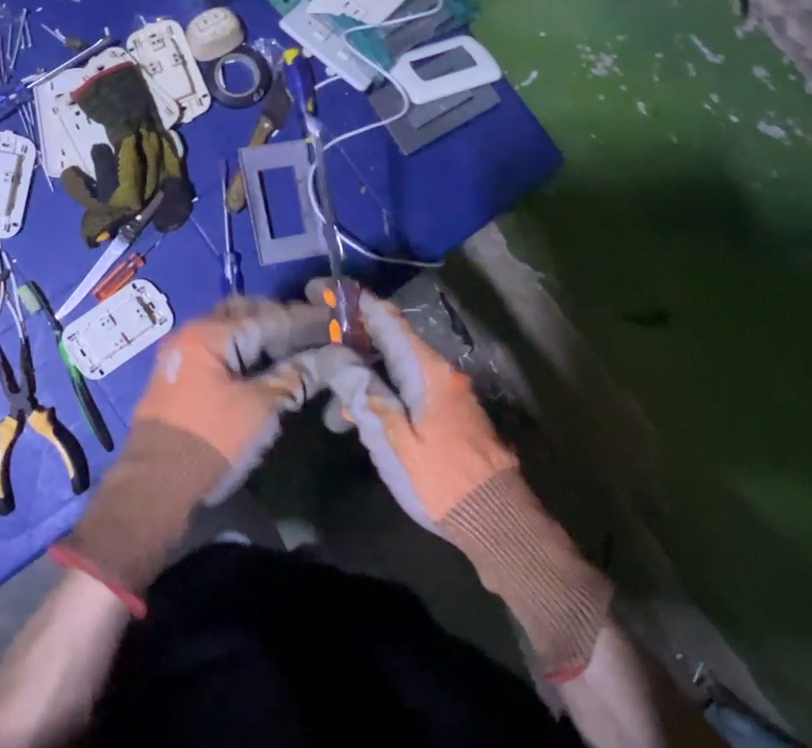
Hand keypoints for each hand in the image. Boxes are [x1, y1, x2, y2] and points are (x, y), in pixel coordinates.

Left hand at [53, 298, 327, 612]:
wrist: (155, 482)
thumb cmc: (210, 440)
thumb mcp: (259, 409)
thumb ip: (291, 377)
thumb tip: (321, 360)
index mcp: (209, 334)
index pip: (266, 318)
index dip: (303, 320)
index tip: (331, 320)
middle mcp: (190, 333)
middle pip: (242, 314)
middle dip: (278, 320)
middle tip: (311, 331)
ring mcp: (181, 354)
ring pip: (228, 331)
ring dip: (259, 335)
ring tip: (293, 347)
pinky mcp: (178, 376)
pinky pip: (217, 350)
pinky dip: (242, 351)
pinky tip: (264, 365)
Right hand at [301, 282, 614, 681]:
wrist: (494, 521)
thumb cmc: (440, 480)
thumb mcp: (393, 440)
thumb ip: (364, 394)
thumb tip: (338, 358)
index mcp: (427, 371)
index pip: (387, 321)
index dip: (354, 302)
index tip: (323, 289)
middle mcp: (442, 373)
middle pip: (391, 342)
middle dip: (353, 341)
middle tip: (317, 347)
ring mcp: (449, 394)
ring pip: (398, 369)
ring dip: (365, 376)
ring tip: (334, 406)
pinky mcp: (451, 414)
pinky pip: (410, 389)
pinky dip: (383, 393)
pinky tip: (362, 418)